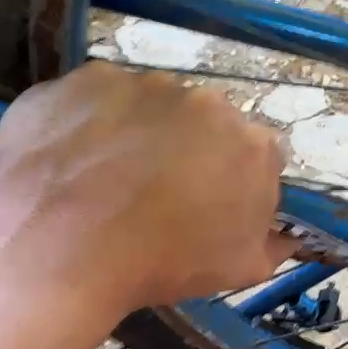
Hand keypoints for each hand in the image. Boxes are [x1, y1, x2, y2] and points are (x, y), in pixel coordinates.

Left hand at [0, 63, 296, 316]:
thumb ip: (275, 245)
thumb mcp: (241, 270)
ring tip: (109, 176)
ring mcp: (143, 83)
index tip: (212, 203)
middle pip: (206, 122)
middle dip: (191, 149)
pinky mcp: (84, 78)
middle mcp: (207, 101)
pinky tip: (74, 159)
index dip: (236, 178)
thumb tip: (287, 236)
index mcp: (254, 144)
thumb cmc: (163, 263)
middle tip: (159, 191)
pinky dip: (91, 121)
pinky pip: (97, 98)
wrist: (60, 250)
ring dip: (141, 131)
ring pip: (151, 105)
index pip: (258, 154)